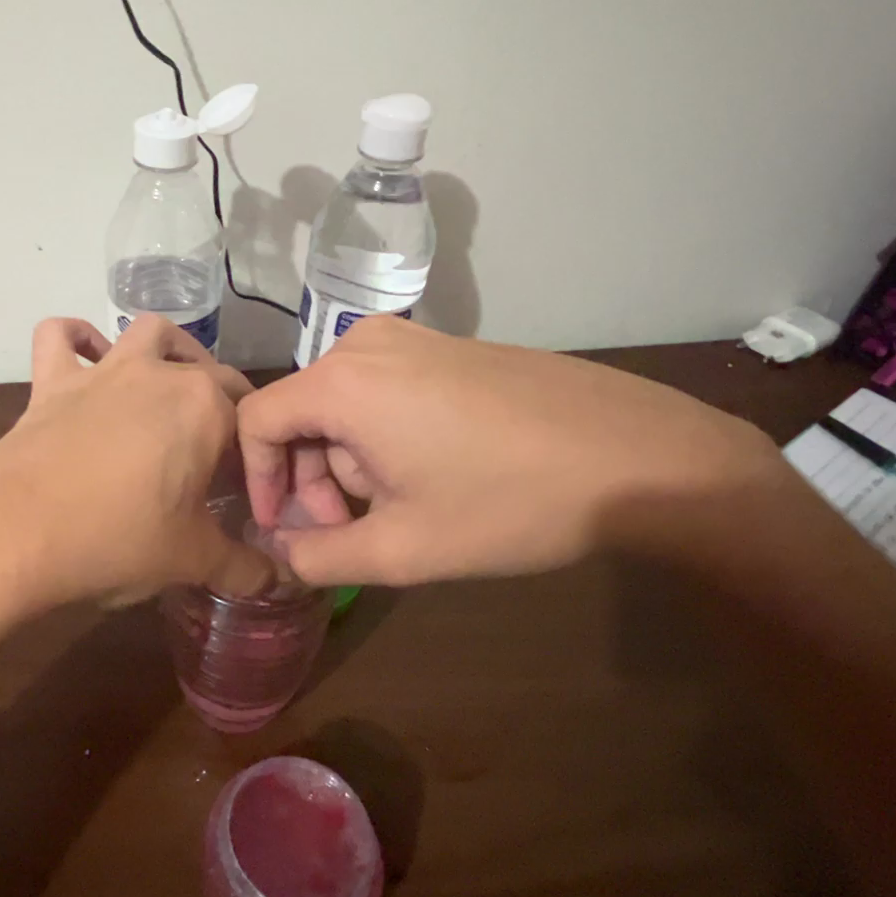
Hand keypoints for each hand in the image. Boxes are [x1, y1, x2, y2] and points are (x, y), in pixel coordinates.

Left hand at [0, 314, 271, 616]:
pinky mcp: (51, 381)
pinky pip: (61, 337)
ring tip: (171, 392)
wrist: (13, 537)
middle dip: (222, 411)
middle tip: (211, 465)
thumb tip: (279, 579)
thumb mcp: (192, 561)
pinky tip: (87, 359)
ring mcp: (102, 371)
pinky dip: (77, 339)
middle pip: (210, 376)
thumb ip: (246, 567)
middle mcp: (159, 373)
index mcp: (205, 406)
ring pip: (148, 334)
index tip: (242, 500)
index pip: (250, 423)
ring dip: (169, 353)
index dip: (254, 462)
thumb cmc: (116, 542)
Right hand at [237, 316, 781, 585]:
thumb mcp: (402, 549)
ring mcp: (413, 340)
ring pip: (343, 406)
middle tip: (353, 530)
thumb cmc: (507, 502)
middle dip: (314, 479)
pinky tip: (435, 474)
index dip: (255, 479)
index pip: (255, 420)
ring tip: (405, 508)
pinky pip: (384, 391)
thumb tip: (278, 552)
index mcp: (342, 382)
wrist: (639, 457)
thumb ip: (318, 556)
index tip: (286, 528)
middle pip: (302, 414)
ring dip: (353, 463)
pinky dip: (385, 436)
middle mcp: (366, 344)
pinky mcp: (449, 348)